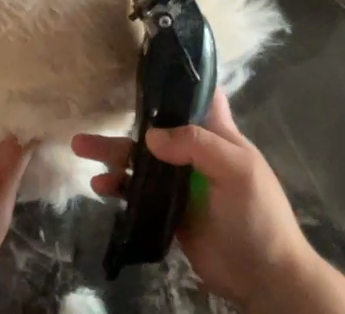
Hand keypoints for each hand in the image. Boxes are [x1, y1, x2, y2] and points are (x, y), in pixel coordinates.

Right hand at [75, 92, 344, 312]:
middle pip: (155, 131)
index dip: (177, 82)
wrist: (264, 276)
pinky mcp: (169, 213)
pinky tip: (101, 188)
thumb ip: (197, 144)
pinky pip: (138, 195)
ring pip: (141, 162)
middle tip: (90, 120)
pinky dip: (117, 188)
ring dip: (113, 156)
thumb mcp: (237, 169)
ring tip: (81, 150)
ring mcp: (180, 185)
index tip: (147, 68)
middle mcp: (195, 154)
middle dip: (125, 124)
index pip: (198, 97)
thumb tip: (151, 136)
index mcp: (217, 135)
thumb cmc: (258, 213)